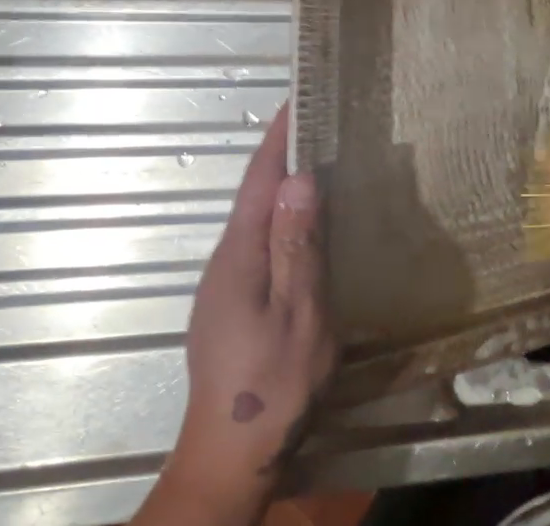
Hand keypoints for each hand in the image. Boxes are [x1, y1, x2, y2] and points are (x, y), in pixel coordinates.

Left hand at [137, 104, 335, 524]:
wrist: (235, 451)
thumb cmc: (273, 382)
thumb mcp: (298, 314)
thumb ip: (296, 248)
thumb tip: (298, 180)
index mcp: (238, 260)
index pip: (258, 183)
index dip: (277, 140)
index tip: (296, 99)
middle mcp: (225, 264)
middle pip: (254, 196)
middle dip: (282, 154)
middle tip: (322, 121)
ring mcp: (226, 286)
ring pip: (258, 220)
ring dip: (285, 185)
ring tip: (325, 158)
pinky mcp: (236, 303)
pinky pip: (262, 243)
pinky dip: (285, 217)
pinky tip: (311, 221)